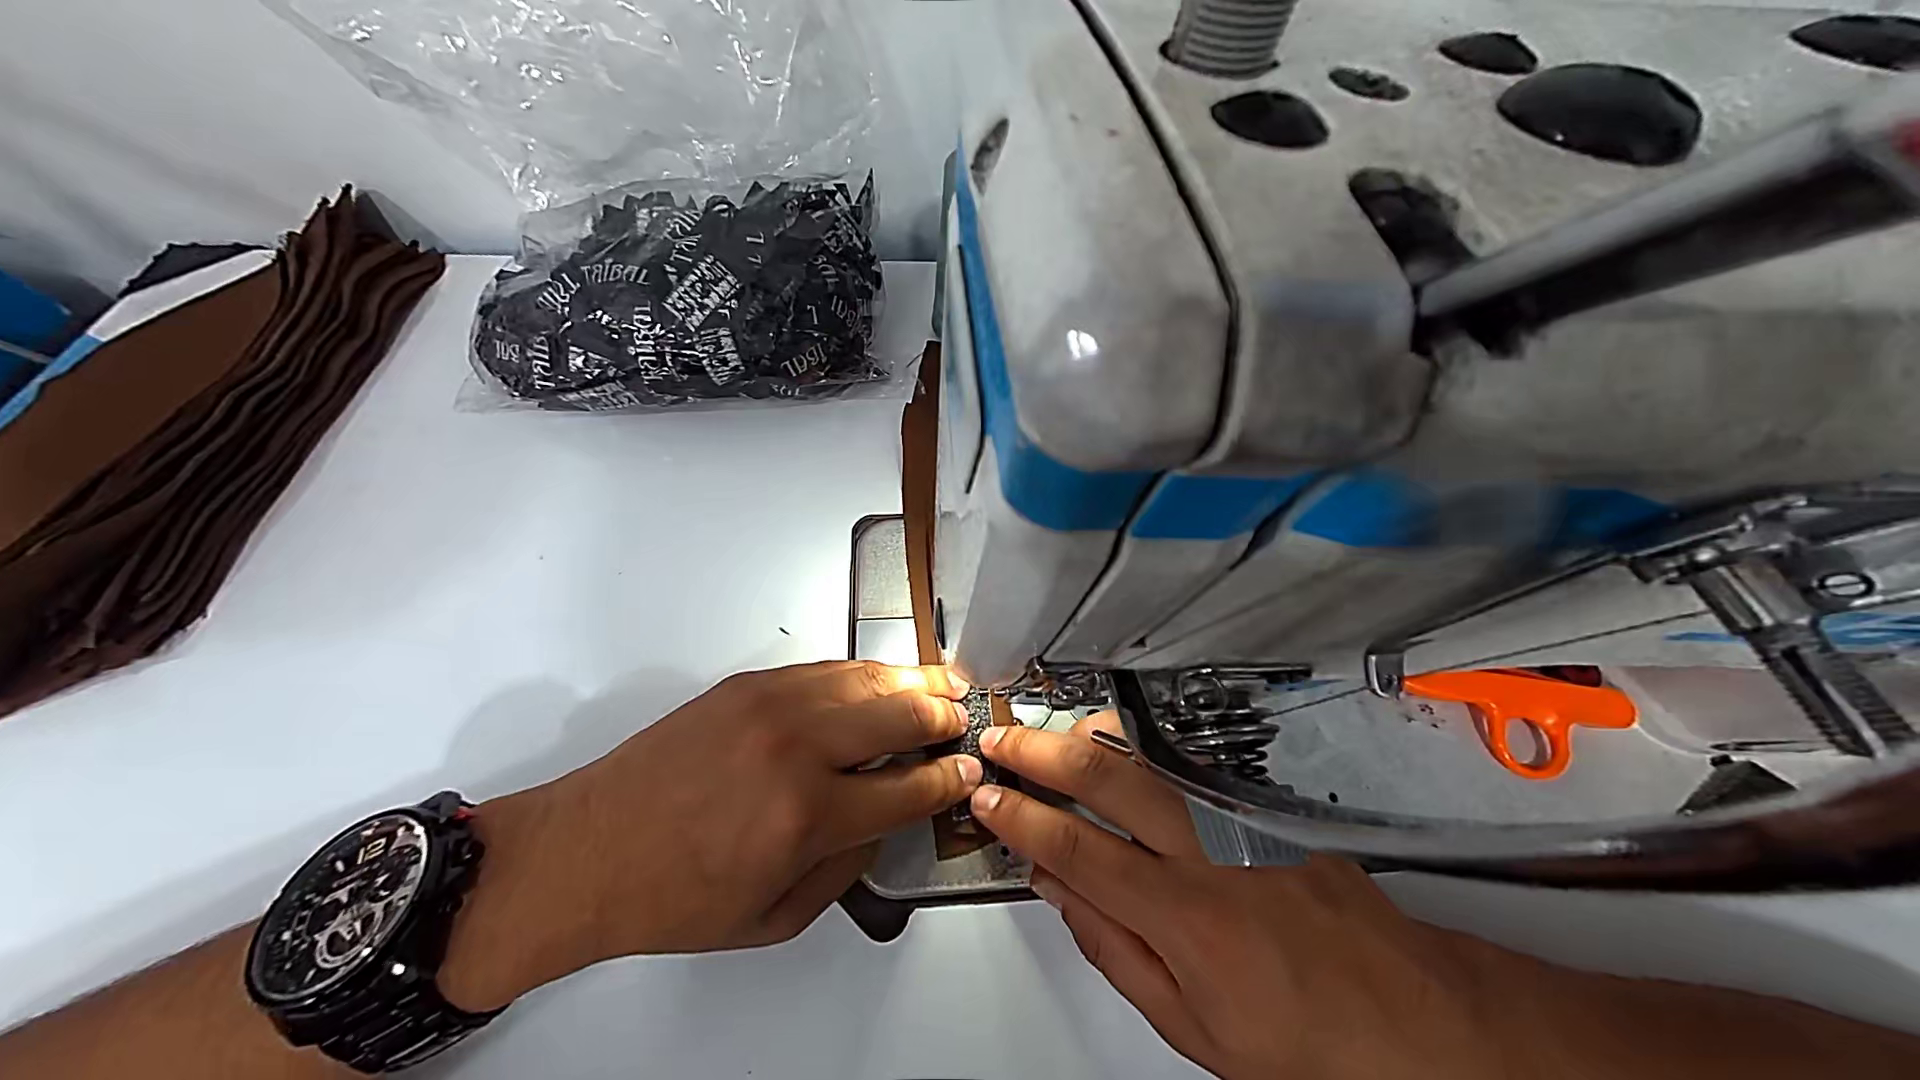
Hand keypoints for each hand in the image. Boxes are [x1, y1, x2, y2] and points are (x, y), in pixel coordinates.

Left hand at [440, 661, 982, 1008]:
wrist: (586, 851)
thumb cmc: (675, 897)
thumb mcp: (776, 918)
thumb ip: (847, 866)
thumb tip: (884, 818)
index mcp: (807, 817)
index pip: (909, 786)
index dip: (949, 778)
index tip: (968, 770)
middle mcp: (796, 749)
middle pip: (901, 713)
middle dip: (944, 717)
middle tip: (964, 721)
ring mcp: (770, 704)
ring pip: (869, 677)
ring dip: (914, 681)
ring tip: (942, 684)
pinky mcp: (746, 683)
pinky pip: (826, 668)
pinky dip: (864, 673)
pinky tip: (882, 680)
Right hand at [972, 712, 1501, 1079]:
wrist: (1418, 1021)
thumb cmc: (1308, 1043)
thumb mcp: (1191, 1026)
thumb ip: (1113, 948)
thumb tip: (1061, 891)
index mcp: (1182, 918)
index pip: (1075, 847)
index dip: (1021, 819)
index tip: (988, 799)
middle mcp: (1208, 854)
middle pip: (1104, 779)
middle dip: (1040, 751)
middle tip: (1002, 739)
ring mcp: (1240, 822)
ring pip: (1145, 757)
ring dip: (1084, 737)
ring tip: (1044, 732)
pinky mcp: (1265, 811)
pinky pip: (1184, 769)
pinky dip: (1135, 751)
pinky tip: (1111, 746)